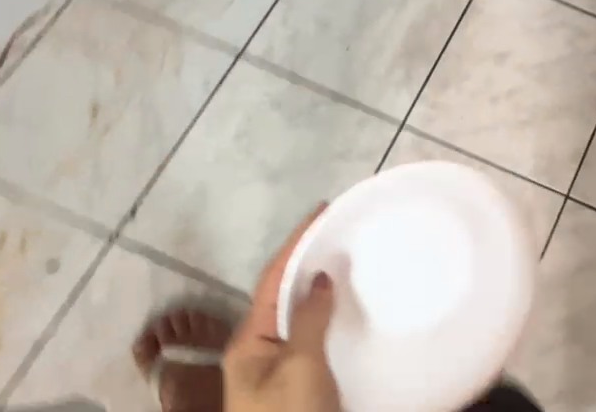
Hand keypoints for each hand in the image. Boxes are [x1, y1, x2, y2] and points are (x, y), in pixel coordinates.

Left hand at [226, 205, 340, 411]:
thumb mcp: (301, 368)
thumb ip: (309, 318)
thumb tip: (318, 274)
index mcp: (248, 342)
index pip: (272, 279)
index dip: (296, 242)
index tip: (324, 209)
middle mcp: (257, 352)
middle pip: (281, 293)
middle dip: (307, 259)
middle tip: (341, 231)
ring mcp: (276, 371)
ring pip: (297, 314)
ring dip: (317, 285)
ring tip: (347, 259)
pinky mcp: (298, 386)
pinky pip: (311, 335)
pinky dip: (327, 312)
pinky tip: (347, 308)